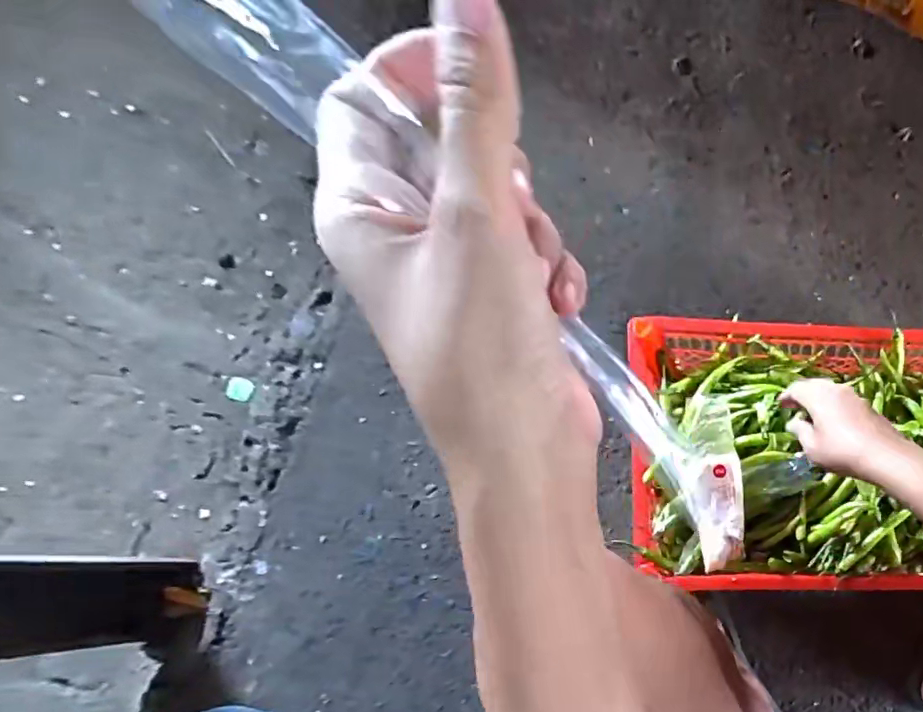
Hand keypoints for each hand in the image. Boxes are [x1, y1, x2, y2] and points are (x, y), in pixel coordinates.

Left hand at [313, 0, 596, 470]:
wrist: (528, 455)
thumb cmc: (486, 350)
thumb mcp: (480, 222)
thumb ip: (478, 113)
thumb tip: (469, 5)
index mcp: (361, 211)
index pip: (365, 103)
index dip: (417, 72)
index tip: (481, 68)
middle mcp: (404, 240)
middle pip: (451, 156)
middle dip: (504, 178)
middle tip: (519, 210)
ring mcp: (460, 279)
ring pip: (506, 211)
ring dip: (539, 235)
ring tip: (541, 281)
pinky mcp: (507, 310)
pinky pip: (533, 260)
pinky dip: (554, 273)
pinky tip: (560, 307)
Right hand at [779, 379, 914, 478]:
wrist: (884, 455)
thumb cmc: (842, 451)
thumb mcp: (812, 447)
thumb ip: (799, 431)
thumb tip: (794, 422)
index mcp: (818, 395)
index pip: (796, 388)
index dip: (786, 396)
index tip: (781, 405)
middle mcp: (835, 389)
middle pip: (814, 386)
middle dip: (802, 395)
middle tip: (795, 407)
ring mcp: (853, 395)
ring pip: (830, 392)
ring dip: (819, 400)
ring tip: (813, 415)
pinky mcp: (866, 405)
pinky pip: (843, 400)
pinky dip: (833, 406)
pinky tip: (833, 420)